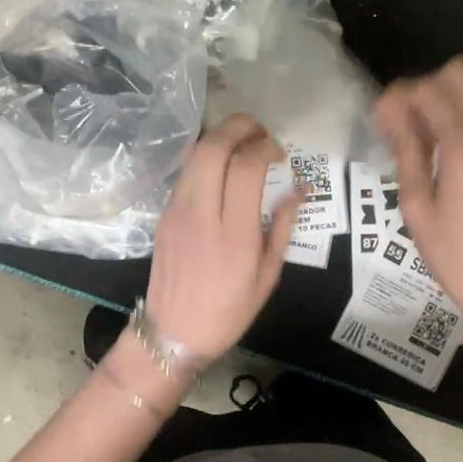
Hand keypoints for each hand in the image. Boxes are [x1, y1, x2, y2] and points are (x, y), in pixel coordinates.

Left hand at [143, 114, 298, 362]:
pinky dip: (204, 159)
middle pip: (213, 147)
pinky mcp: (164, 215)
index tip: (280, 153)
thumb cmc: (228, 311)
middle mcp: (201, 215)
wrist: (172, 334)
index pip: (247, 167)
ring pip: (193, 155)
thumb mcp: (268, 276)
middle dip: (239, 127)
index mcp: (234, 234)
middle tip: (260, 131)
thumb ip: (282, 228)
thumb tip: (298, 190)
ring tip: (241, 143)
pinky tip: (220, 170)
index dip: (266, 147)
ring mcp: (177, 212)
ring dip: (219, 138)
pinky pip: (185, 174)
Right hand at [375, 57, 462, 357]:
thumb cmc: (455, 256)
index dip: (398, 97)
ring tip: (442, 125)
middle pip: (461, 73)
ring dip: (462, 90)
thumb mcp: (417, 207)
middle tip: (412, 120)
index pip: (427, 91)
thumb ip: (406, 149)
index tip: (384, 115)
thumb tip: (388, 109)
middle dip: (430, 87)